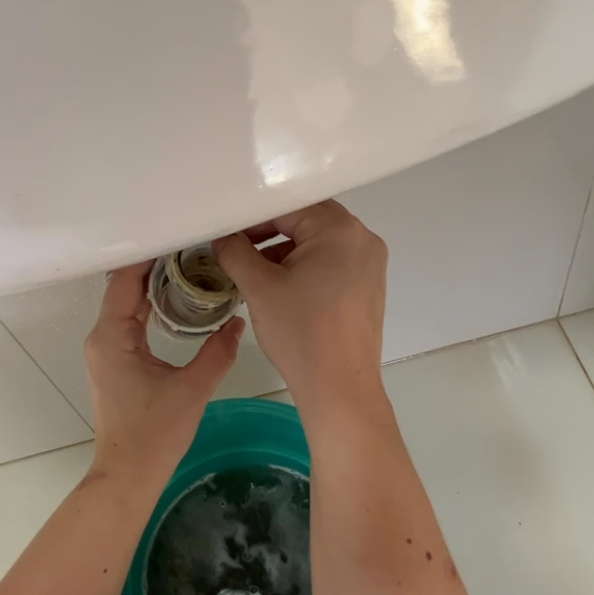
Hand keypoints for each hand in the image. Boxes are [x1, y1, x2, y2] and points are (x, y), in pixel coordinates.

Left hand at [85, 262, 243, 484]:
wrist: (128, 474)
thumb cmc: (154, 433)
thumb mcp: (192, 389)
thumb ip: (217, 351)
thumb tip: (238, 321)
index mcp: (112, 336)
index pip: (126, 279)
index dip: (152, 256)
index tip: (183, 239)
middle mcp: (102, 337)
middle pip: (126, 288)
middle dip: (158, 267)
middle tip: (196, 250)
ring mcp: (107, 350)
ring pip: (129, 304)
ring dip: (156, 288)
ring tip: (193, 270)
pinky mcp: (116, 363)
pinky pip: (132, 322)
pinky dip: (153, 308)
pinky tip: (181, 305)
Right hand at [214, 201, 387, 404]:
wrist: (338, 387)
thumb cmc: (301, 332)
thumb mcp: (259, 287)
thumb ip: (235, 253)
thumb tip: (223, 239)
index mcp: (340, 230)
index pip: (290, 207)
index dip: (254, 217)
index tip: (228, 233)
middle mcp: (363, 240)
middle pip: (308, 221)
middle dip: (270, 233)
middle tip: (237, 250)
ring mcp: (370, 265)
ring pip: (319, 244)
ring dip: (285, 252)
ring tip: (253, 273)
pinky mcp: (368, 288)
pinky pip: (331, 265)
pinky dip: (304, 269)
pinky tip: (280, 290)